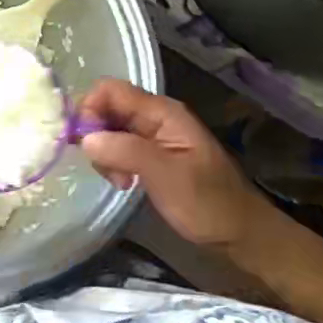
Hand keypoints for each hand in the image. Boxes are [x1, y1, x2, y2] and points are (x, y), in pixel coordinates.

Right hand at [76, 79, 270, 249]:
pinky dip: (114, 164)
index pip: (111, 90)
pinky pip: (120, 148)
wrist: (239, 232)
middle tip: (105, 168)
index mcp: (162, 112)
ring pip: (110, 130)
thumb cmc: (207, 202)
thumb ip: (126, 151)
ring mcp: (153, 136)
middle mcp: (155, 117)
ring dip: (105, 153)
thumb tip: (86, 137)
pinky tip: (126, 184)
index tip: (83, 142)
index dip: (90, 108)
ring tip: (121, 181)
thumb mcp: (166, 176)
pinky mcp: (151, 156)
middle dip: (96, 135)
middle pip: (107, 108)